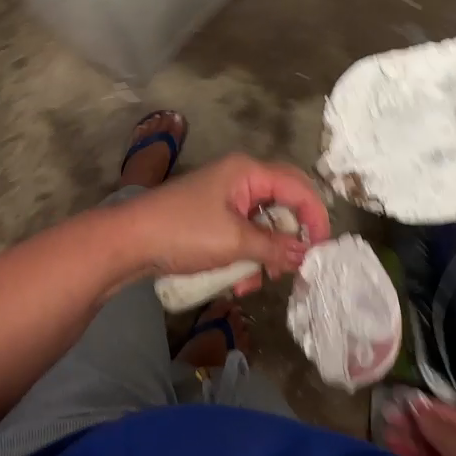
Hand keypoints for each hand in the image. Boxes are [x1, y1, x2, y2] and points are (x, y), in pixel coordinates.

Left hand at [118, 154, 332, 294]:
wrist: (132, 240)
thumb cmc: (185, 232)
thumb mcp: (235, 242)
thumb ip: (275, 246)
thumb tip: (306, 252)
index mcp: (247, 171)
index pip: (298, 186)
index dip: (315, 216)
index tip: (322, 251)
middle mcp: (239, 177)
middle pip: (282, 204)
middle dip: (289, 239)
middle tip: (292, 269)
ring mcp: (224, 197)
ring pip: (262, 225)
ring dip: (264, 255)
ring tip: (255, 281)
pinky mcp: (212, 217)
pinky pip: (243, 235)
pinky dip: (245, 257)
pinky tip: (236, 284)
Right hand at [380, 394, 455, 455]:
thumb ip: (444, 433)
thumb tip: (417, 406)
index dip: (432, 409)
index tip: (405, 402)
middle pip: (444, 437)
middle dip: (416, 425)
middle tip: (390, 417)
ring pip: (434, 454)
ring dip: (410, 442)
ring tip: (388, 434)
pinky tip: (398, 451)